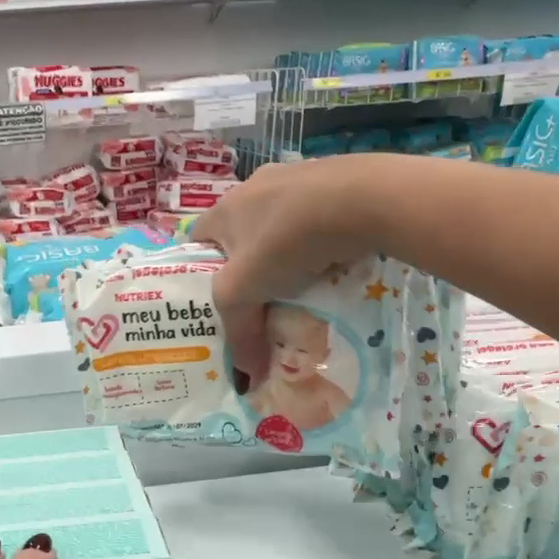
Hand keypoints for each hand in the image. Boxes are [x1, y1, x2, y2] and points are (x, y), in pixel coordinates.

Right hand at [191, 156, 386, 383]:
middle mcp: (254, 188)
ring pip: (278, 229)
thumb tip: (246, 379)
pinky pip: (314, 220)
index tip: (212, 303)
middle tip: (257, 306)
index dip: (199, 273)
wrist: (362, 198)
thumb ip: (239, 335)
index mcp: (223, 208)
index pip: (196, 242)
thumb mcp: (244, 294)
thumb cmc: (284, 240)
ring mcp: (296, 180)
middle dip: (247, 271)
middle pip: (239, 237)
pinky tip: (329, 267)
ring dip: (284, 258)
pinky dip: (316, 245)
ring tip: (296, 292)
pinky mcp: (334, 181)